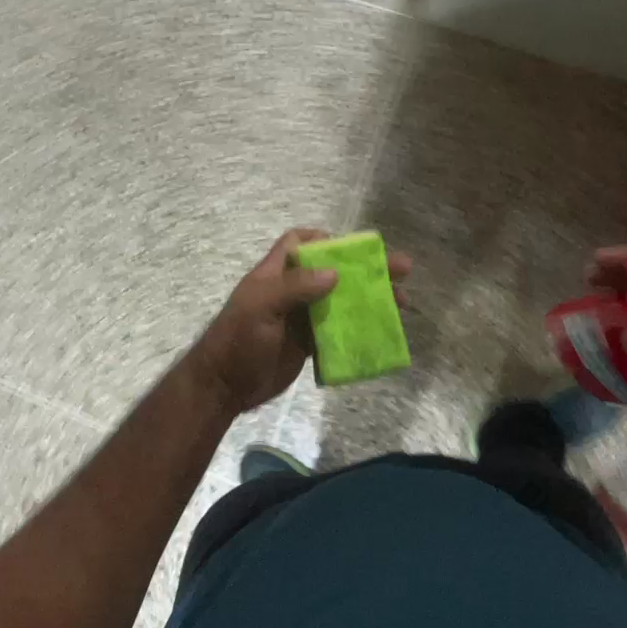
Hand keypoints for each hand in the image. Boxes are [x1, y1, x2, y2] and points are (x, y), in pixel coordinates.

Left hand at [187, 228, 411, 414]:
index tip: (352, 248)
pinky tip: (382, 331)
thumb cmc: (237, 340)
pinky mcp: (307, 343)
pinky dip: (359, 329)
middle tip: (401, 270)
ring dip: (368, 300)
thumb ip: (294, 288)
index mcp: (274, 274)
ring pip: (340, 301)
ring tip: (402, 302)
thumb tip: (334, 273)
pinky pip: (338, 331)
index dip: (324, 239)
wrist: (224, 388)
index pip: (298, 242)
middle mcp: (291, 291)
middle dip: (364, 270)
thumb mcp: (261, 308)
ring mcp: (300, 318)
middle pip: (331, 271)